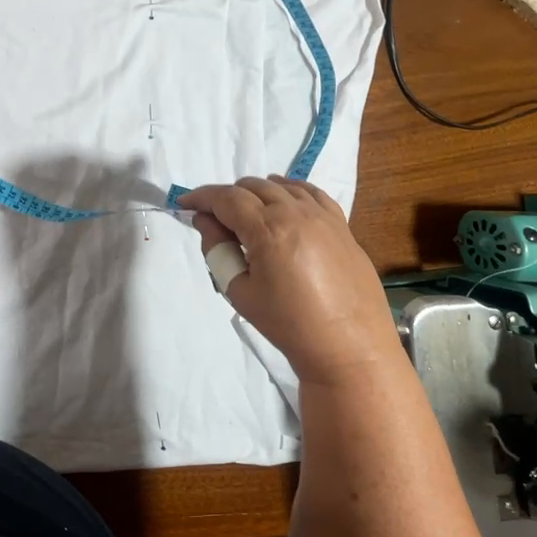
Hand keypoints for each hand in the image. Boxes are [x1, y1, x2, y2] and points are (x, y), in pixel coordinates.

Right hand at [179, 176, 402, 387]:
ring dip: (257, 193)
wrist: (350, 350)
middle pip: (252, 186)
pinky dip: (291, 192)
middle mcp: (297, 214)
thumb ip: (217, 249)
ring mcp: (324, 218)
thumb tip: (205, 220)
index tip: (185, 203)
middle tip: (216, 220)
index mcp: (268, 230)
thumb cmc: (288, 325)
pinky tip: (284, 203)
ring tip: (248, 215)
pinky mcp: (343, 228)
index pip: (226, 198)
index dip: (201, 197)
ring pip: (282, 186)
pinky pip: (314, 195)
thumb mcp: (239, 291)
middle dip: (227, 197)